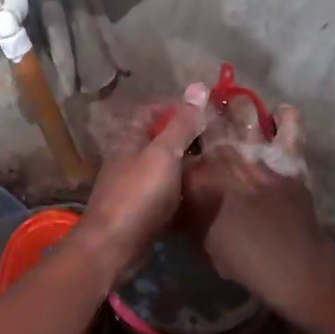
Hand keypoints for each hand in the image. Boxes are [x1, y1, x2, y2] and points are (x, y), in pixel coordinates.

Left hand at [75, 83, 210, 272]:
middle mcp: (128, 160)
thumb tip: (198, 86)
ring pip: (163, 170)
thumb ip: (181, 124)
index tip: (207, 110)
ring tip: (219, 165)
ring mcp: (133, 188)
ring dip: (186, 167)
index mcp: (129, 140)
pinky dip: (182, 192)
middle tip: (222, 139)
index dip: (176, 107)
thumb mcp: (163, 154)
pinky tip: (203, 195)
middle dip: (186, 138)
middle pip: (158, 141)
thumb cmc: (137, 195)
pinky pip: (165, 196)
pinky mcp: (140, 213)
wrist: (113, 247)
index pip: (151, 112)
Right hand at [180, 105, 334, 314]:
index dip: (174, 136)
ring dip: (238, 105)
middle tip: (199, 104)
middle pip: (206, 116)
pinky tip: (281, 113)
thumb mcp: (195, 237)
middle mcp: (221, 152)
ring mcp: (257, 148)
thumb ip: (184, 212)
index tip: (172, 133)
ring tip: (235, 105)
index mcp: (194, 174)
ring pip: (244, 110)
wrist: (286, 259)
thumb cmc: (235, 255)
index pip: (176, 145)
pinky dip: (287, 116)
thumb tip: (175, 202)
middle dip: (200, 107)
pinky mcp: (288, 153)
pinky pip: (290, 125)